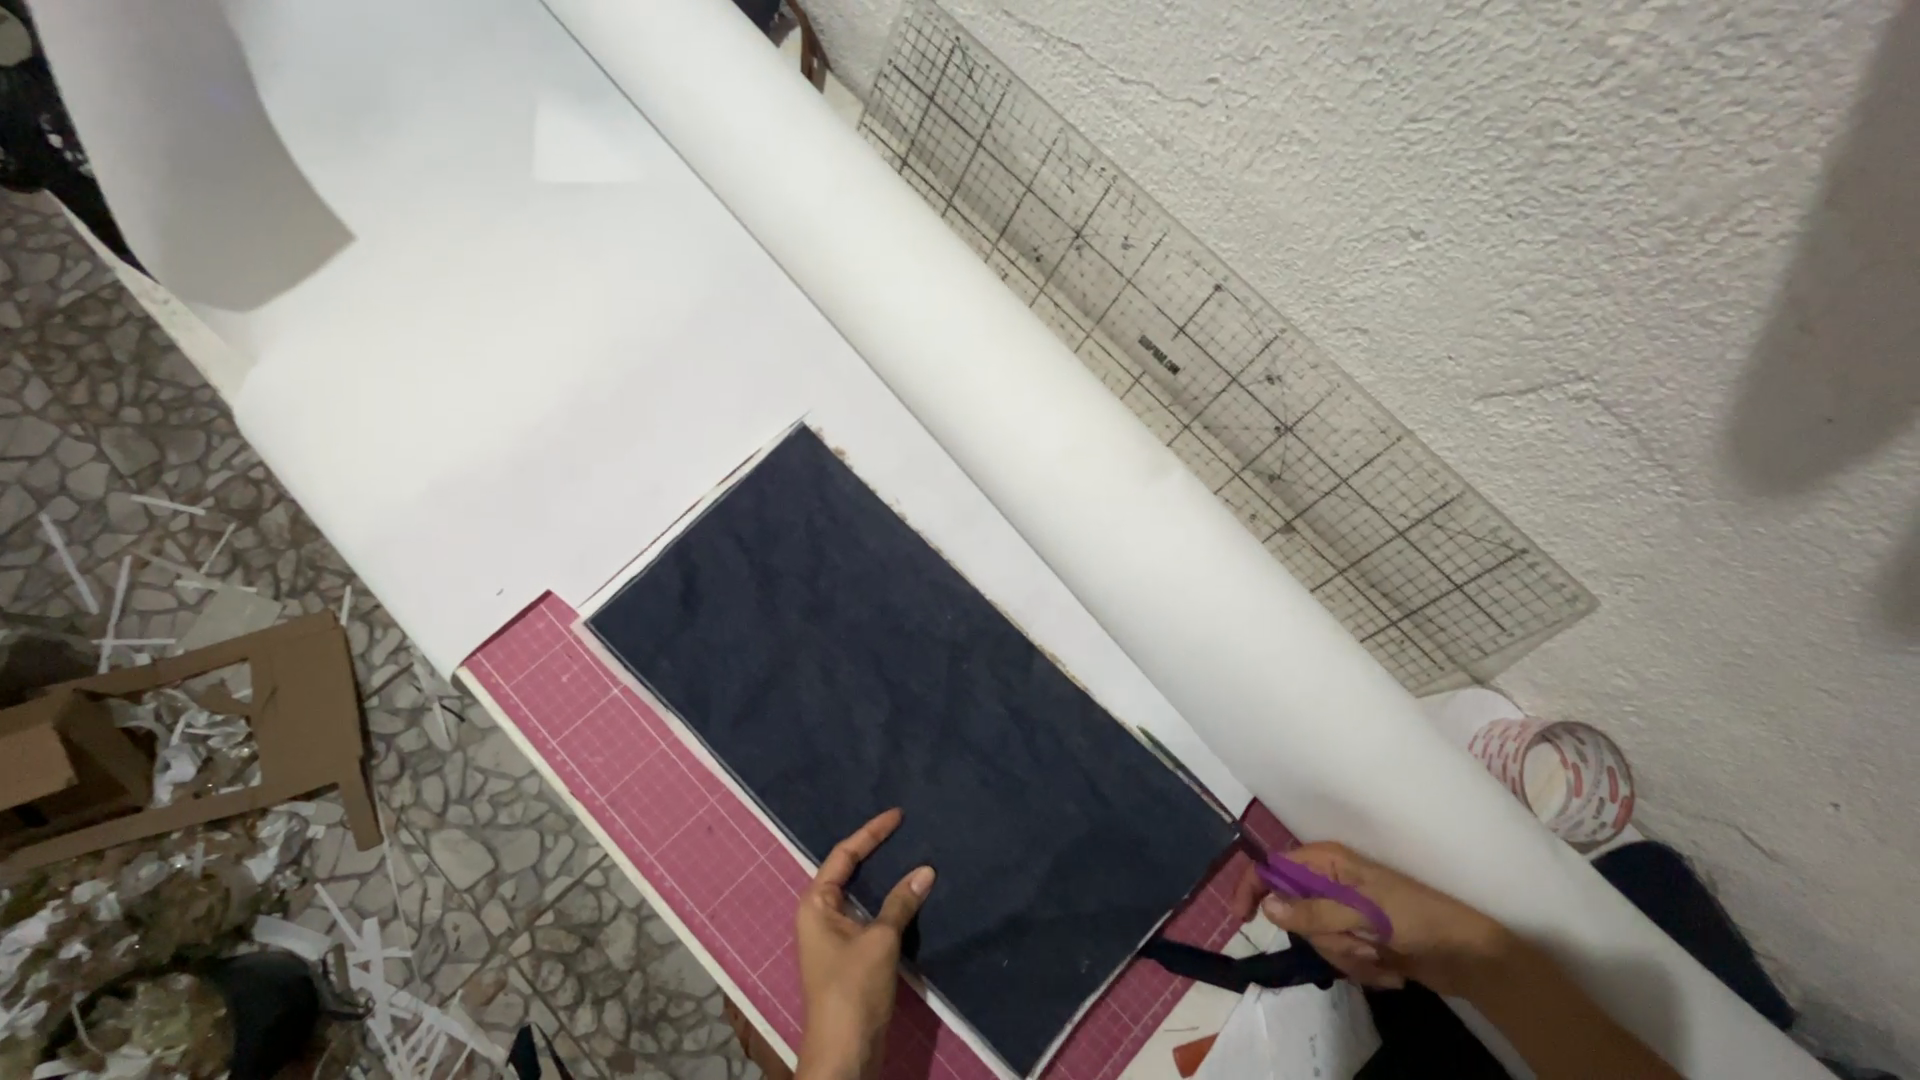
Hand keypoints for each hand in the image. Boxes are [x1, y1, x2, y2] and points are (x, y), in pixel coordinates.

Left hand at [795, 808, 935, 1079]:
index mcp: (816, 903)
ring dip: (884, 878)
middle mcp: (820, 914)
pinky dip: (889, 902)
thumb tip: (926, 870)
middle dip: (875, 850)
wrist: (845, 1051)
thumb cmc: (853, 988)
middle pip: (849, 871)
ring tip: (910, 853)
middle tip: (905, 829)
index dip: (871, 832)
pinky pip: (870, 915)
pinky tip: (910, 895)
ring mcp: (834, 936)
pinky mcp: (850, 955)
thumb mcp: (880, 940)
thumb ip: (901, 902)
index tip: (897, 814)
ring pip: (862, 895)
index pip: (844, 855)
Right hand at [1231, 842, 1514, 997]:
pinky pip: (1339, 957)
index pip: (1274, 867)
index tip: (1244, 919)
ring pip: (1316, 940)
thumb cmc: (1416, 919)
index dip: (1255, 887)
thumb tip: (1267, 906)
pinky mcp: (1359, 938)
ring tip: (1380, 957)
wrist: (1468, 957)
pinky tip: (1389, 968)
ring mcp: (1345, 911)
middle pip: (1294, 912)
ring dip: (1347, 957)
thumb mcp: (1362, 914)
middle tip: (1357, 942)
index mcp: (1328, 861)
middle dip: (1323, 937)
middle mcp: (1331, 881)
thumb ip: (1312, 912)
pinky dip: (1362, 968)